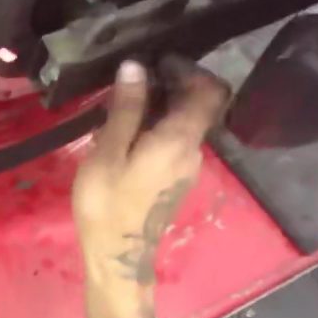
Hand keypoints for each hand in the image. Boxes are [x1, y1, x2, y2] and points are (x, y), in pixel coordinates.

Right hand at [73, 57, 230, 295]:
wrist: (116, 256)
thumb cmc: (107, 203)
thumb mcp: (109, 153)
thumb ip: (125, 109)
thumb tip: (136, 67)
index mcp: (180, 140)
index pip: (210, 91)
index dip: (188, 68)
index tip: (156, 60)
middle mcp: (193, 150)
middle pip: (199, 105)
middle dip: (172, 83)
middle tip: (133, 77)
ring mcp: (186, 166)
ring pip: (185, 122)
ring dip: (162, 104)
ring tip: (124, 100)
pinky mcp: (175, 177)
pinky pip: (175, 139)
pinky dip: (157, 124)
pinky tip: (127, 128)